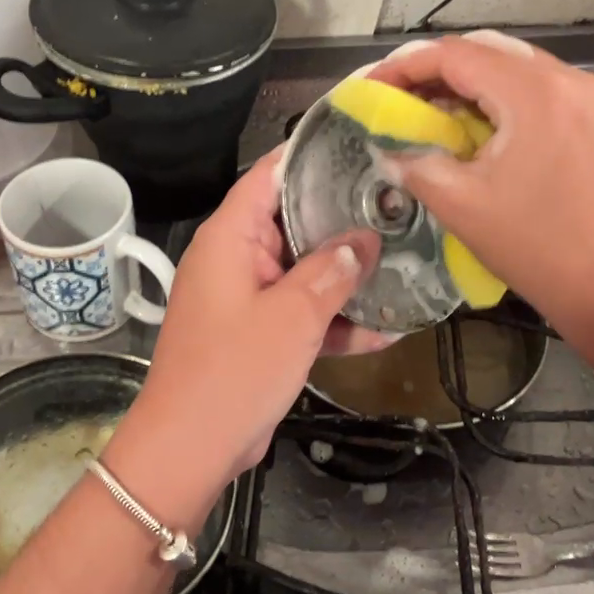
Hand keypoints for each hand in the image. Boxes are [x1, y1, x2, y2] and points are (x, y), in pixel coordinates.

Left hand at [104, 148, 382, 526]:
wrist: (189, 450)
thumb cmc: (233, 371)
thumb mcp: (293, 316)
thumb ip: (332, 271)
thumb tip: (365, 239)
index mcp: (230, 237)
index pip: (269, 174)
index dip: (310, 154)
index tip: (358, 143)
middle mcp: (235, 258)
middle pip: (293, 220)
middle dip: (343, 216)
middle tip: (398, 203)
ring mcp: (246, 297)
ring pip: (303, 270)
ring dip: (346, 274)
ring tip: (403, 260)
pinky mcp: (257, 333)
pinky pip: (300, 312)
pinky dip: (334, 319)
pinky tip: (386, 328)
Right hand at [370, 31, 593, 339]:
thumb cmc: (536, 248)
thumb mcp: (461, 205)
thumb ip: (415, 165)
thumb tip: (386, 149)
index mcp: (533, 93)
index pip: (455, 55)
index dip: (404, 66)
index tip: (371, 88)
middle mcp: (565, 78)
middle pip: (484, 49)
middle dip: (433, 69)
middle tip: (397, 98)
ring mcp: (586, 94)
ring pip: (511, 64)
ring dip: (465, 81)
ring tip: (428, 111)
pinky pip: (534, 87)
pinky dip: (496, 96)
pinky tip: (473, 125)